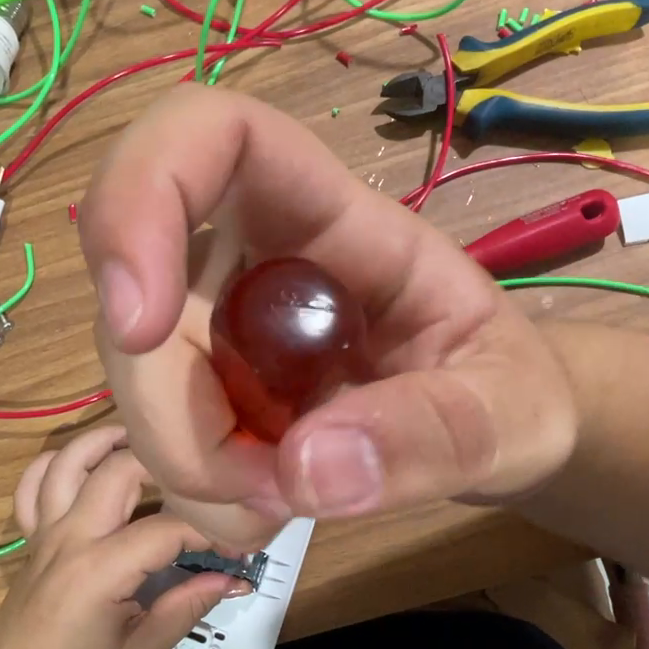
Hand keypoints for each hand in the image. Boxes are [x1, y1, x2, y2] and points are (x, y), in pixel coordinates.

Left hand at [0, 426, 238, 648]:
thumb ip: (188, 605)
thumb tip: (235, 577)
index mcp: (100, 569)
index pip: (168, 527)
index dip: (211, 530)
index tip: (240, 544)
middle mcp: (70, 537)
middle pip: (119, 470)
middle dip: (166, 464)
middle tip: (203, 481)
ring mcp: (44, 534)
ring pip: (68, 462)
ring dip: (106, 441)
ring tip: (147, 441)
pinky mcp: (30, 540)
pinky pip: (33, 487)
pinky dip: (56, 464)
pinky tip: (86, 466)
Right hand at [78, 85, 578, 549]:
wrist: (491, 437)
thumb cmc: (508, 390)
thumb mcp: (511, 408)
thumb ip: (438, 432)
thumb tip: (306, 469)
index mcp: (329, 217)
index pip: (210, 137)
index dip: (142, 190)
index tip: (143, 322)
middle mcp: (253, 260)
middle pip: (137, 283)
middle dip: (166, 404)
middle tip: (260, 486)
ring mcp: (219, 328)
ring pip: (138, 373)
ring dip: (189, 464)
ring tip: (287, 505)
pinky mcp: (208, 394)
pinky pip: (162, 439)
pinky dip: (202, 496)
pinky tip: (269, 510)